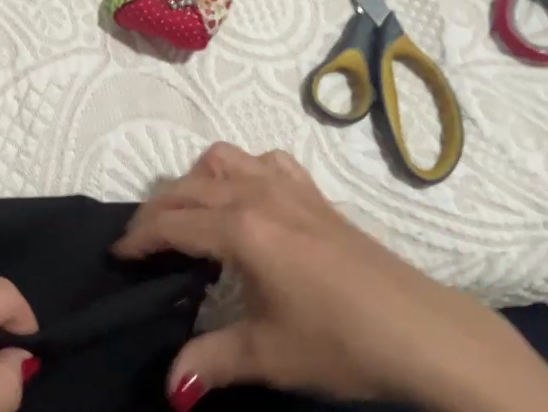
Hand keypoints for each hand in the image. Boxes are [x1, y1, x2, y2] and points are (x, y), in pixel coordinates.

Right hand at [113, 144, 547, 411]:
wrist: (429, 335)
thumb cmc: (343, 343)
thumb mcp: (270, 356)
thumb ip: (211, 360)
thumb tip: (170, 388)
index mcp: (239, 230)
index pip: (171, 224)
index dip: (138, 238)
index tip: (118, 255)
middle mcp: (255, 195)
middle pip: (186, 187)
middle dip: (157, 211)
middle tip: (145, 243)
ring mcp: (287, 187)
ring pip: (221, 160)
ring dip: (196, 180)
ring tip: (192, 214)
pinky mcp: (315, 194)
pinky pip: (264, 161)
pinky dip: (244, 169)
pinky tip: (248, 196)